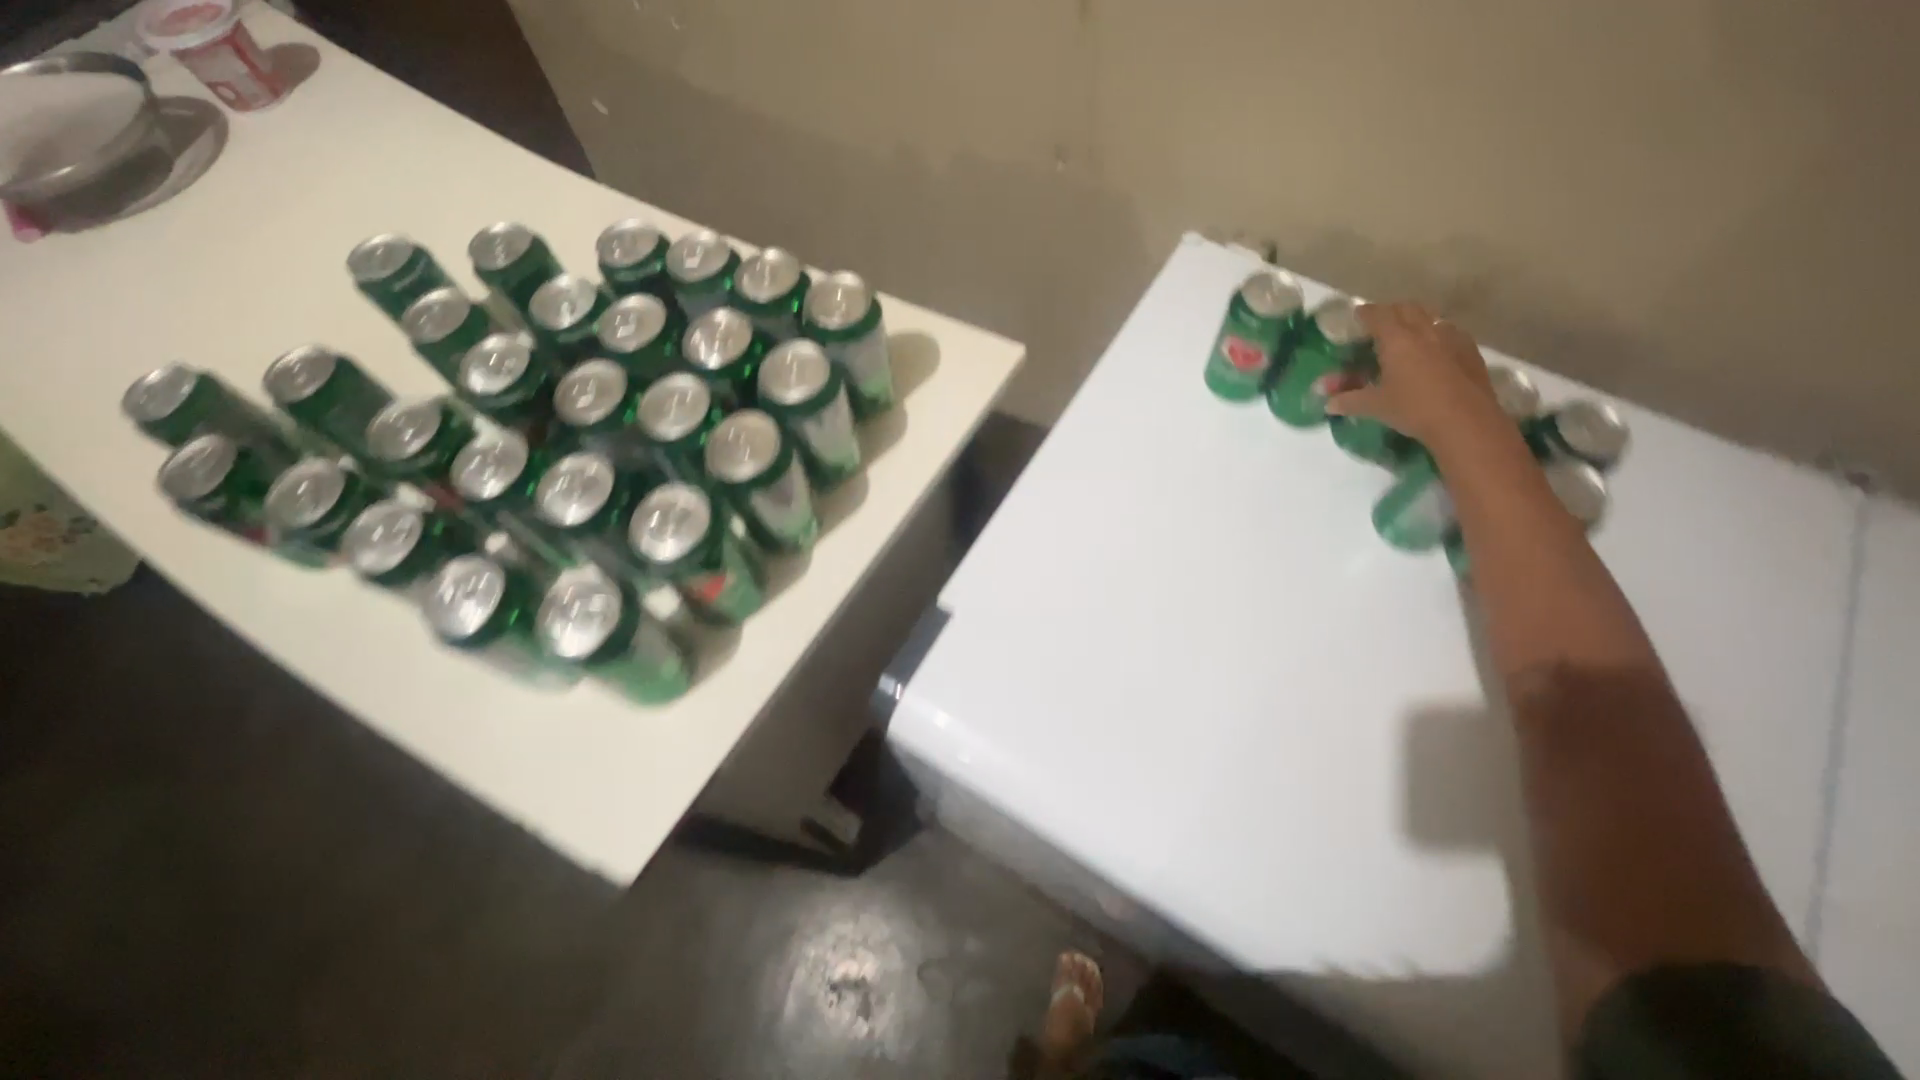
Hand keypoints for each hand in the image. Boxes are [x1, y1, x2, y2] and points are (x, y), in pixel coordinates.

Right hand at [1327, 302, 1504, 449]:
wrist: (1465, 421)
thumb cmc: (1414, 409)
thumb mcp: (1376, 407)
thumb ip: (1349, 401)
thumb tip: (1328, 404)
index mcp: (1397, 339)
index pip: (1377, 314)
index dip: (1365, 313)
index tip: (1357, 317)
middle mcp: (1424, 330)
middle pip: (1405, 308)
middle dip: (1391, 312)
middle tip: (1380, 326)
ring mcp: (1451, 337)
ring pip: (1430, 317)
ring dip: (1416, 321)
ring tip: (1408, 337)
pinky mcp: (1469, 350)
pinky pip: (1450, 332)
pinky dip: (1437, 335)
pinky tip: (1435, 352)